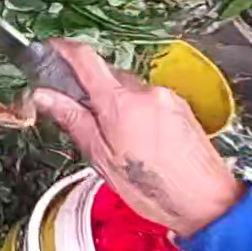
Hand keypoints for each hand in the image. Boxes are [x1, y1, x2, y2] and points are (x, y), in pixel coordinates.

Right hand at [32, 39, 242, 237]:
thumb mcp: (102, 158)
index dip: (64, 49)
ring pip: (127, 87)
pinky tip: (138, 138)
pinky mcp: (179, 104)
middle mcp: (144, 91)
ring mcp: (164, 96)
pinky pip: (147, 96)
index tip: (51, 48)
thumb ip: (73, 119)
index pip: (85, 59)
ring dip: (115, 101)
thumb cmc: (154, 189)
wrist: (209, 202)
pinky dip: (135, 108)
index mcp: (119, 103)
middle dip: (90, 88)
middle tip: (79, 113)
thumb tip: (42, 95)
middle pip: (107, 74)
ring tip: (115, 137)